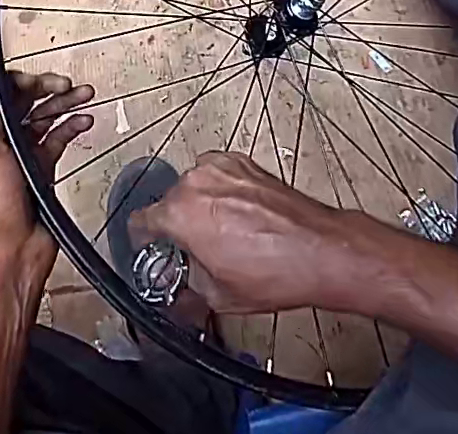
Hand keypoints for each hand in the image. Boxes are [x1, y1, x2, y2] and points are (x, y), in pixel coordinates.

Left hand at [0, 70, 93, 286]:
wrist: (12, 254)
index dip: (18, 81)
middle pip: (24, 102)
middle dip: (46, 88)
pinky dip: (71, 126)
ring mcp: (22, 155)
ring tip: (84, 94)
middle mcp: (1, 141)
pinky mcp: (41, 168)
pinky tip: (83, 120)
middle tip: (66, 84)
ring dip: (64, 104)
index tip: (38, 80)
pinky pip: (58, 139)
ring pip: (44, 118)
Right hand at [134, 151, 374, 314]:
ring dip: (199, 203)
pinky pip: (216, 173)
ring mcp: (218, 167)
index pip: (140, 220)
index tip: (149, 245)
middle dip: (177, 224)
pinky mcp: (240, 161)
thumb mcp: (217, 295)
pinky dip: (221, 189)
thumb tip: (178, 295)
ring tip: (223, 230)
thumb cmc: (274, 269)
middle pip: (169, 202)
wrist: (317, 249)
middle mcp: (194, 182)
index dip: (142, 238)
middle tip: (194, 247)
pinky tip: (238, 214)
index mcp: (179, 214)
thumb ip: (185, 289)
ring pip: (193, 185)